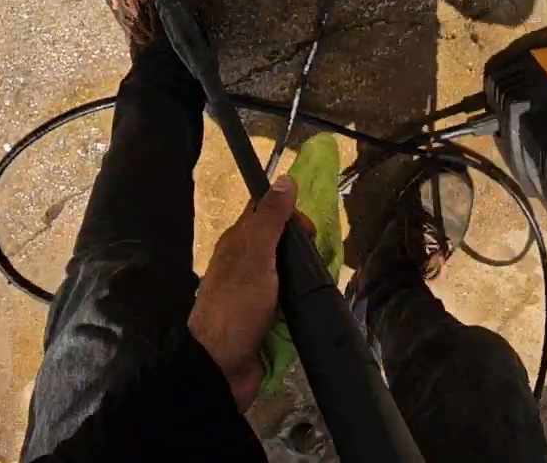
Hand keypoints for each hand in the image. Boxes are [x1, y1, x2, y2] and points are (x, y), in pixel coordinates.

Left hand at [188, 175, 305, 410]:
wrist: (222, 368)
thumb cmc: (236, 305)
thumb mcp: (255, 254)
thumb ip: (271, 218)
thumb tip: (285, 178)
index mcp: (238, 242)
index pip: (265, 211)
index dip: (288, 209)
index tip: (309, 226)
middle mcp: (247, 262)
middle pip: (281, 239)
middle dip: (302, 243)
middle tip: (318, 256)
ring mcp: (257, 291)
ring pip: (288, 269)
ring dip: (306, 271)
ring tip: (325, 276)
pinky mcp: (269, 316)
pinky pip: (291, 297)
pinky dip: (304, 296)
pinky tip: (318, 298)